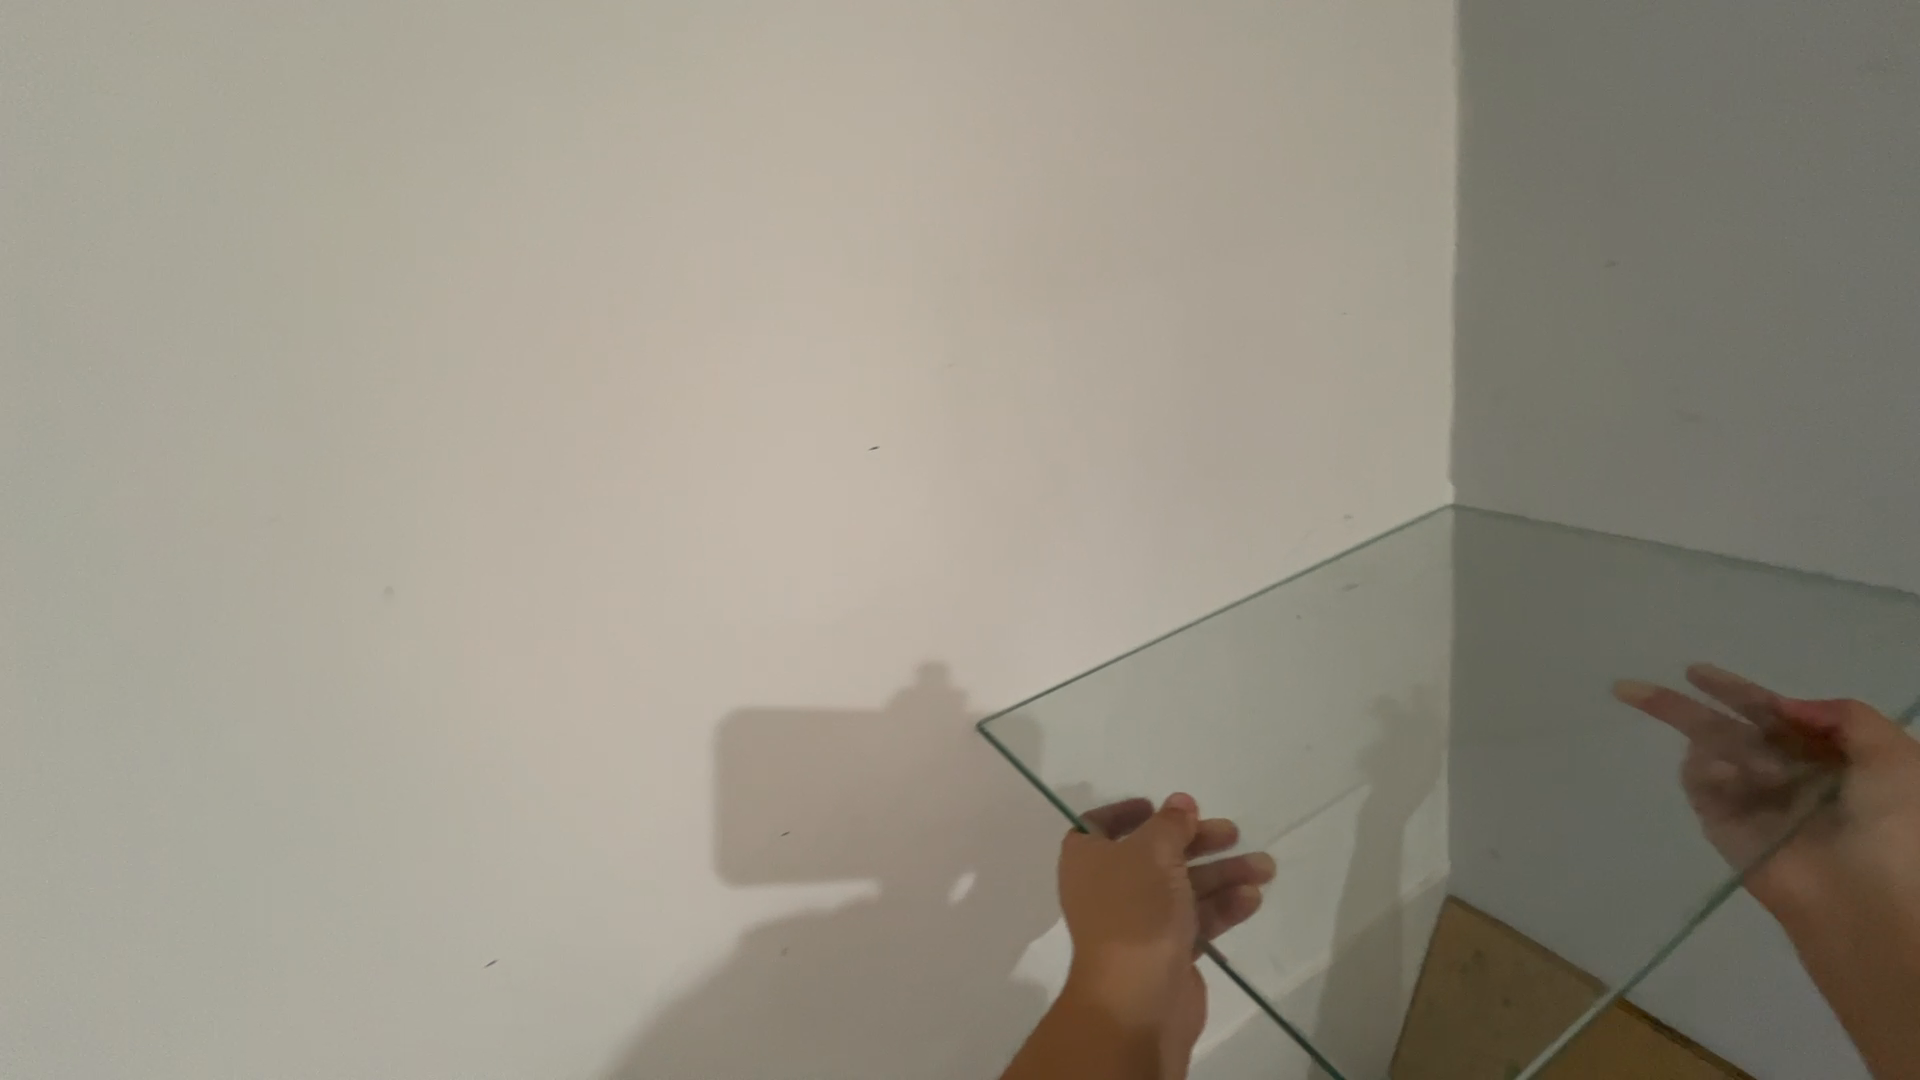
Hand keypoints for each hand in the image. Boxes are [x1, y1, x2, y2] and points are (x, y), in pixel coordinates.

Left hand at [1057, 794, 1274, 1074]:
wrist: (1136, 1001)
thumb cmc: (1134, 910)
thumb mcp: (1152, 852)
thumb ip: (1170, 824)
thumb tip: (1180, 802)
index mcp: (1087, 857)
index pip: (1101, 824)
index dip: (1129, 812)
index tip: (1161, 806)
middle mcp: (1109, 885)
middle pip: (1155, 852)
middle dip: (1195, 842)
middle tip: (1233, 832)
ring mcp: (1138, 919)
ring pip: (1182, 886)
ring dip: (1221, 873)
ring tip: (1265, 867)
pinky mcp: (1166, 950)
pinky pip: (1195, 918)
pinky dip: (1221, 906)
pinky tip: (1252, 897)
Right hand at [1613, 664, 1919, 923]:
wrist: (1865, 898)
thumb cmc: (1897, 830)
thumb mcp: (1900, 762)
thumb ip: (1848, 718)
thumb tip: (1784, 705)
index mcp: (1828, 759)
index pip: (1773, 715)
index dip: (1738, 692)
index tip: (1696, 672)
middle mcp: (1783, 772)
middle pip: (1723, 727)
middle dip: (1681, 705)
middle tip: (1633, 688)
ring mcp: (1747, 795)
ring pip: (1707, 748)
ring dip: (1715, 740)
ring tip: (1744, 767)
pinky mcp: (1717, 816)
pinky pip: (1698, 779)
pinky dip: (1708, 770)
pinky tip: (1729, 777)